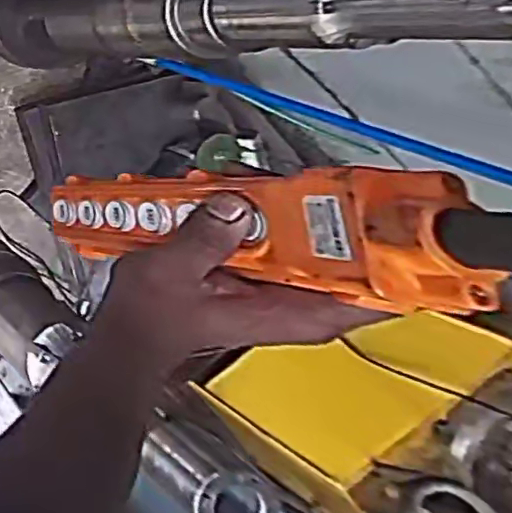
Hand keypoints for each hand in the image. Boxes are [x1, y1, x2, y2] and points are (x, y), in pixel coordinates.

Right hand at [90, 192, 389, 370]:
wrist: (129, 332)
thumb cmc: (153, 315)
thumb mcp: (171, 271)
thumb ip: (205, 237)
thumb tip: (239, 205)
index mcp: (299, 312)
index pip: (378, 288)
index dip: (382, 246)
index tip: (362, 205)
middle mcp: (297, 301)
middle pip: (329, 247)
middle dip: (296, 206)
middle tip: (258, 180)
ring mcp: (273, 286)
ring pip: (291, 236)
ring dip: (258, 204)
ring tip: (221, 183)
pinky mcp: (249, 273)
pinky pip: (259, 237)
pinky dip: (236, 214)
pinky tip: (205, 197)